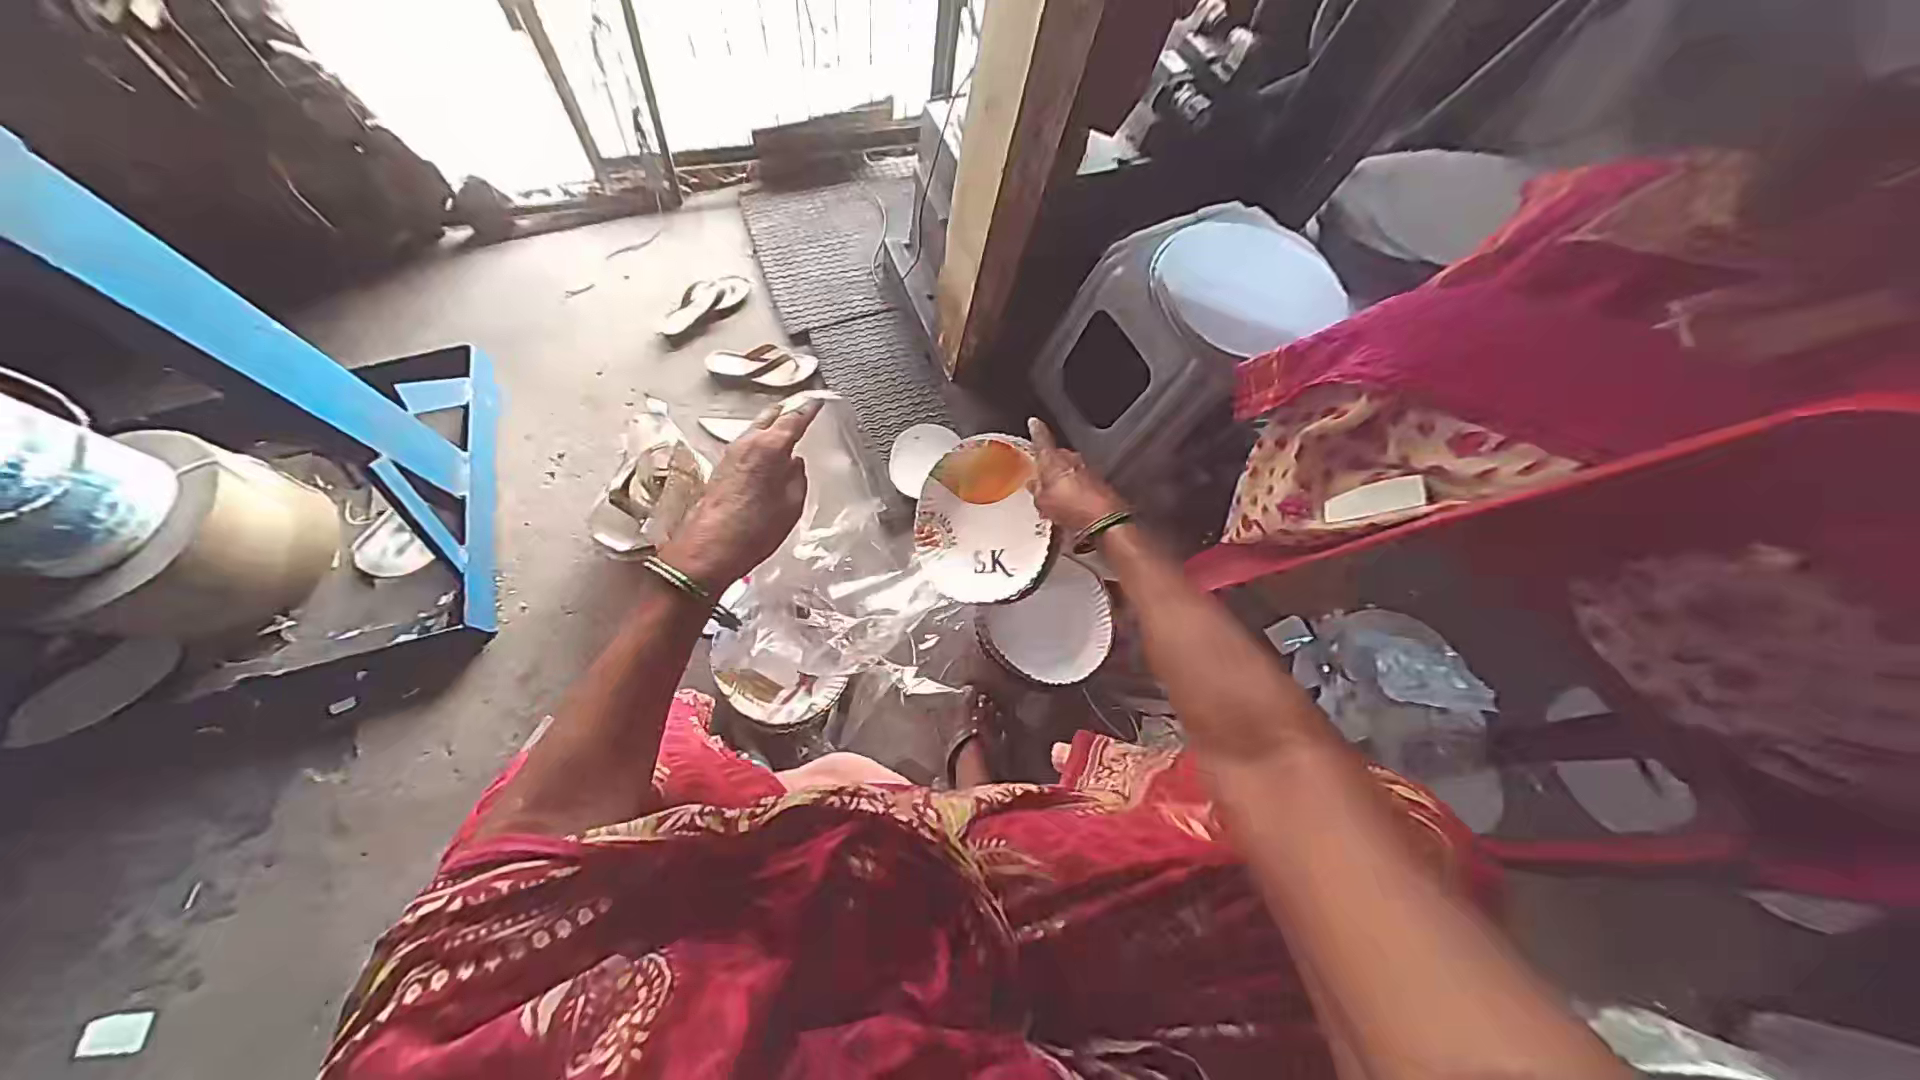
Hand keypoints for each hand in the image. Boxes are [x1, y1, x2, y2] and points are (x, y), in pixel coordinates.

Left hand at [660, 400, 821, 588]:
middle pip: (770, 416)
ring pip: (756, 429)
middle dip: (787, 411)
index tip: (818, 401)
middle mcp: (747, 443)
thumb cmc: (754, 530)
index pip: (794, 418)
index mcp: (769, 447)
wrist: (709, 549)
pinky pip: (747, 445)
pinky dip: (760, 442)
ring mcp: (731, 454)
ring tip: (787, 428)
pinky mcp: (721, 468)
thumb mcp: (792, 505)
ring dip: (771, 426)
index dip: (808, 408)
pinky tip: (768, 452)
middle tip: (803, 409)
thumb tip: (794, 462)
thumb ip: (797, 477)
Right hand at [1026, 417, 1127, 535]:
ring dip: (1064, 479)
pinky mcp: (1100, 482)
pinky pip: (1083, 480)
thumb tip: (1033, 485)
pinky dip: (1076, 488)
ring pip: (1070, 468)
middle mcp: (1072, 459)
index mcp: (1054, 460)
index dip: (1037, 430)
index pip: (1042, 439)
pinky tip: (1072, 504)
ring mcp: (1088, 469)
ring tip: (1057, 498)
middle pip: (1057, 456)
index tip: (1034, 422)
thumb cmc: (1072, 508)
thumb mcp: (1042, 502)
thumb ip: (1036, 489)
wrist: (1103, 519)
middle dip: (1050, 465)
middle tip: (1042, 480)